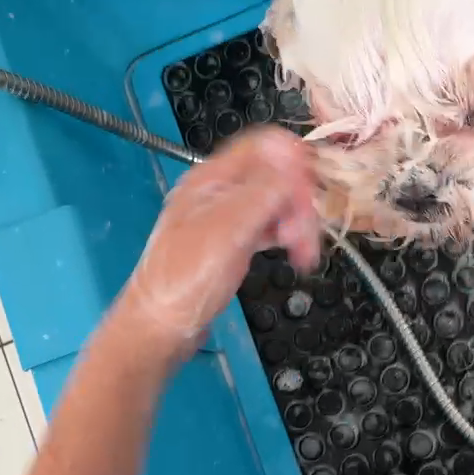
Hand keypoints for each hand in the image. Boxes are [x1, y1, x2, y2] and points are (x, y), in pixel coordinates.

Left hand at [104, 128, 321, 367]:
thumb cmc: (187, 279)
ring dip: (296, 222)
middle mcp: (218, 193)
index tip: (313, 190)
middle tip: (308, 235)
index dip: (293, 161)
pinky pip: (266, 229)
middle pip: (273, 177)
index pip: (262, 146)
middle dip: (298, 200)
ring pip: (273, 205)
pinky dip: (285, 238)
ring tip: (304, 254)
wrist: (160, 328)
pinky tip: (296, 255)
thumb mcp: (230, 228)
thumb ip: (264, 189)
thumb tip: (294, 159)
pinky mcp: (230, 246)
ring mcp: (224, 220)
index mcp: (211, 179)